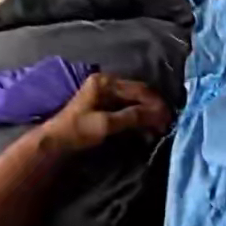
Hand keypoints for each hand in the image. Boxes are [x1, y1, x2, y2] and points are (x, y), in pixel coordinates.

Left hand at [43, 74, 169, 150]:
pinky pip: (128, 110)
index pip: (139, 90)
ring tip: (157, 130)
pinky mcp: (105, 107)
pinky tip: (145, 130)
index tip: (168, 119)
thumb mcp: (106, 124)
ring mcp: (106, 95)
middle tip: (166, 126)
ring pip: (135, 102)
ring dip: (147, 115)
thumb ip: (132, 116)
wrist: (57, 142)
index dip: (156, 104)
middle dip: (153, 109)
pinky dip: (139, 119)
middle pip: (138, 94)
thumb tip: (157, 113)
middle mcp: (107, 84)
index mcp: (106, 82)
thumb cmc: (78, 131)